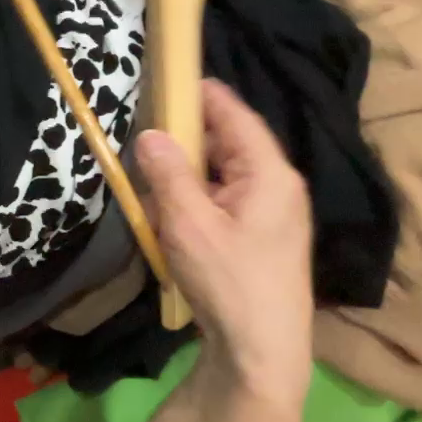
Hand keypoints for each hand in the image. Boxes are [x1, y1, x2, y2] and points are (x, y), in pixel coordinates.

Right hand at [135, 80, 313, 403]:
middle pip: (230, 143)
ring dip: (187, 164)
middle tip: (145, 119)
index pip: (237, 117)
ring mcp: (269, 212)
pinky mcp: (255, 234)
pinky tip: (166, 202)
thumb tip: (151, 133)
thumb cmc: (230, 279)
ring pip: (222, 171)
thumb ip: (169, 175)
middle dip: (189, 130)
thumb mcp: (189, 224)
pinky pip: (220, 196)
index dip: (204, 94)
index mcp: (269, 175)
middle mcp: (276, 186)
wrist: (262, 345)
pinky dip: (193, 190)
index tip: (170, 75)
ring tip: (149, 159)